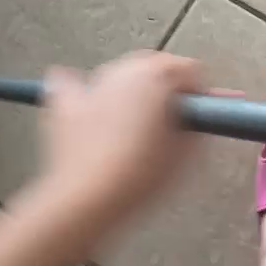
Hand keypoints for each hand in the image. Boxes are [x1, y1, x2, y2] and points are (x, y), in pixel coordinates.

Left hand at [19, 51, 203, 255]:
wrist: (86, 200)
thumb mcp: (186, 152)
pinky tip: (87, 96)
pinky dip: (81, 87)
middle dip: (167, 86)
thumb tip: (198, 118)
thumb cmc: (141, 174)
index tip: (199, 116)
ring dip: (134, 88)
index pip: (191, 69)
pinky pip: (74, 84)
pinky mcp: (65, 103)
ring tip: (136, 120)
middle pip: (156, 65)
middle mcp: (126, 69)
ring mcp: (93, 83)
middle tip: (172, 120)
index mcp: (158, 75)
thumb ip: (198, 125)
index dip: (199, 93)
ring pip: (122, 73)